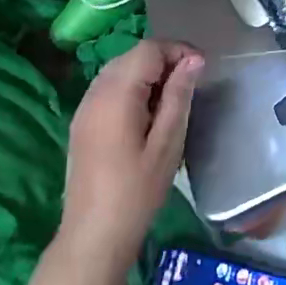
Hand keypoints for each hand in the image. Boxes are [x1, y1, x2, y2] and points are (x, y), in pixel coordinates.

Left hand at [59, 40, 204, 266]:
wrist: (93, 235)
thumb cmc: (137, 192)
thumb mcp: (167, 143)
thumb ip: (179, 96)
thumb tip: (193, 60)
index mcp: (116, 93)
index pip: (148, 49)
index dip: (178, 50)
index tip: (203, 69)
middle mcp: (95, 91)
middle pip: (132, 56)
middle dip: (164, 60)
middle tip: (192, 85)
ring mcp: (84, 107)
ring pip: (119, 70)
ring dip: (148, 74)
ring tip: (173, 100)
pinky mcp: (82, 122)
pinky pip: (109, 89)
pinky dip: (132, 89)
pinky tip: (148, 115)